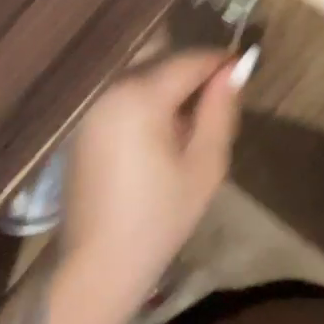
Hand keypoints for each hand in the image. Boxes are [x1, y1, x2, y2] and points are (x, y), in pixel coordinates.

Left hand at [59, 50, 243, 323]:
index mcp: (140, 96)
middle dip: (191, 74)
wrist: (98, 262)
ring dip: (167, 87)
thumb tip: (232, 72)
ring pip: (138, 77)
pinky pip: (120, 96)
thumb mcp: (203, 166)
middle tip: (218, 100)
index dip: (217, 62)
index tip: (241, 69)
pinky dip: (144, 102)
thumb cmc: (159, 218)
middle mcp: (109, 89)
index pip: (187, 61)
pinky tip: (160, 136)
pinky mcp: (82, 125)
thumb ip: (219, 112)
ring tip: (191, 121)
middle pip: (159, 62)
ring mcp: (91, 106)